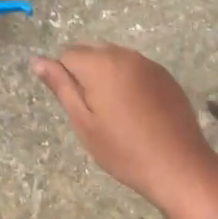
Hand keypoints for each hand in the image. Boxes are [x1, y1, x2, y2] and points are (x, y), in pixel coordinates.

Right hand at [31, 43, 217, 198]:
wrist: (179, 167)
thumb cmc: (124, 150)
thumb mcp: (83, 122)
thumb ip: (61, 86)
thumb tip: (38, 61)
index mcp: (101, 65)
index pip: (67, 55)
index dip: (66, 80)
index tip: (79, 108)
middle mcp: (125, 56)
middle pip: (91, 51)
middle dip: (86, 73)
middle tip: (94, 111)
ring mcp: (149, 65)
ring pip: (114, 58)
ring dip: (107, 76)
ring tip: (116, 112)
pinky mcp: (166, 77)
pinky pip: (135, 68)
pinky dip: (128, 81)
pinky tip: (137, 111)